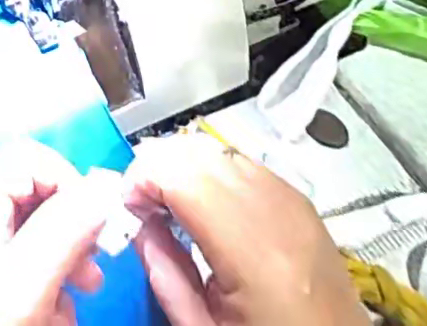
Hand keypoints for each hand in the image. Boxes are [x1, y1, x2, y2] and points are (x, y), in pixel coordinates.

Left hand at [0, 139, 110, 325]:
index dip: (68, 178)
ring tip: (86, 288)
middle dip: (74, 219)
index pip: (31, 156)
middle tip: (96, 255)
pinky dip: (52, 280)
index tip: (92, 220)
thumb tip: (108, 184)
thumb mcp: (27, 283)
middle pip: (38, 189)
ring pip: (40, 226)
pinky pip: (30, 261)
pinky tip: (57, 314)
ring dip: (69, 253)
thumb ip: (68, 227)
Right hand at [123, 134, 364, 325]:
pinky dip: (214, 169)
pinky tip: (202, 200)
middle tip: (139, 200)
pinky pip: (246, 163)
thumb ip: (168, 277)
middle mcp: (278, 210)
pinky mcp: (301, 198)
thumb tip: (139, 225)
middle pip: (202, 153)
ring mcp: (293, 199)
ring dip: (186, 165)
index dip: (146, 176)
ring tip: (167, 201)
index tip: (126, 199)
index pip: (186, 176)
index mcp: (255, 252)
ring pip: (222, 149)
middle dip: (161, 166)